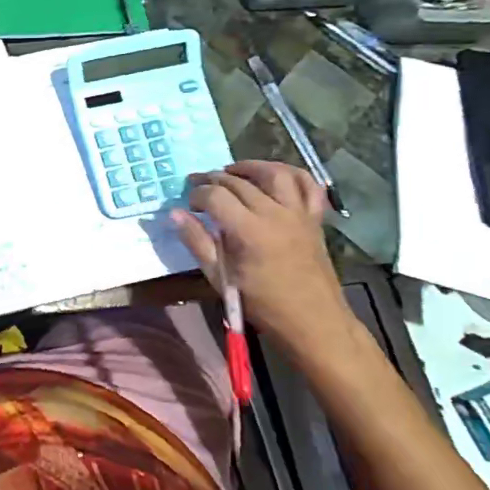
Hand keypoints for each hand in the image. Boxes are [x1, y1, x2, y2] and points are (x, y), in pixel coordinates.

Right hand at [172, 161, 349, 351]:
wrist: (312, 321)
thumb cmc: (262, 305)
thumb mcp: (221, 278)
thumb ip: (197, 242)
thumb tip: (175, 214)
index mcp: (249, 230)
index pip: (216, 196)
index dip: (197, 194)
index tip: (189, 204)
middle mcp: (275, 213)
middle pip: (240, 182)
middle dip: (214, 179)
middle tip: (199, 184)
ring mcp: (298, 213)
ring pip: (275, 173)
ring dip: (251, 167)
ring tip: (232, 171)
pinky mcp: (314, 218)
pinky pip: (308, 185)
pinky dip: (292, 173)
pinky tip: (275, 175)